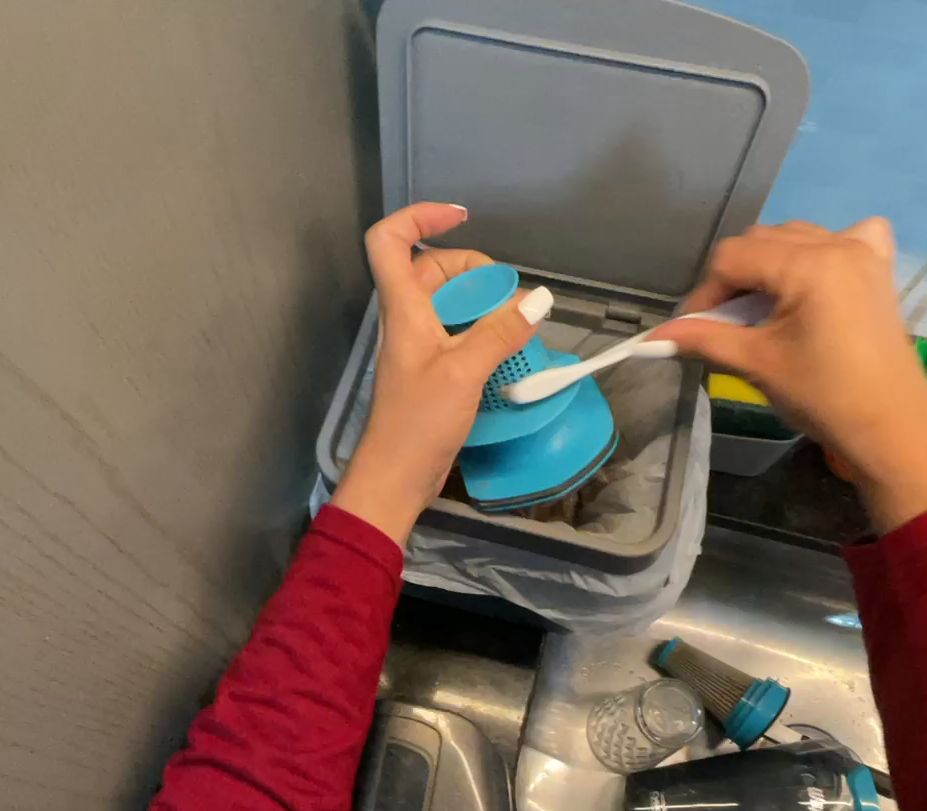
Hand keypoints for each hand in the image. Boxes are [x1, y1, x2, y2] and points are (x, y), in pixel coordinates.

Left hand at [331, 203, 553, 544]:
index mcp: (402, 309)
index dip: (418, 217)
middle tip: (505, 289)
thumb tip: (538, 299)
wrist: (396, 476)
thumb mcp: (463, 373)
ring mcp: (417, 348)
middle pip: (428, 270)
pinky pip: (454, 336)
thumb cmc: (418, 422)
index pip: (389, 241)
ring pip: (445, 305)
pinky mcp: (429, 373)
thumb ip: (500, 333)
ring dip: (478, 301)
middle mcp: (406, 321)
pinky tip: (506, 349)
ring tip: (513, 317)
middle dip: (469, 267)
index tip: (460, 218)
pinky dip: (479, 332)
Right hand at [649, 218, 926, 531]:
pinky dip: (814, 255)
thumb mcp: (755, 364)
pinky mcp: (877, 267)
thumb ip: (702, 340)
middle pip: (760, 242)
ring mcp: (863, 251)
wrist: (889, 424)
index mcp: (810, 265)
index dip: (704, 293)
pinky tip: (809, 284)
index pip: (732, 258)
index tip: (695, 331)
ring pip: (792, 239)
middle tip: (724, 327)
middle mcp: (838, 243)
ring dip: (765, 270)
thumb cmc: (822, 395)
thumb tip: (651, 339)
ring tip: (760, 315)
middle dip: (732, 282)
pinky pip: (838, 240)